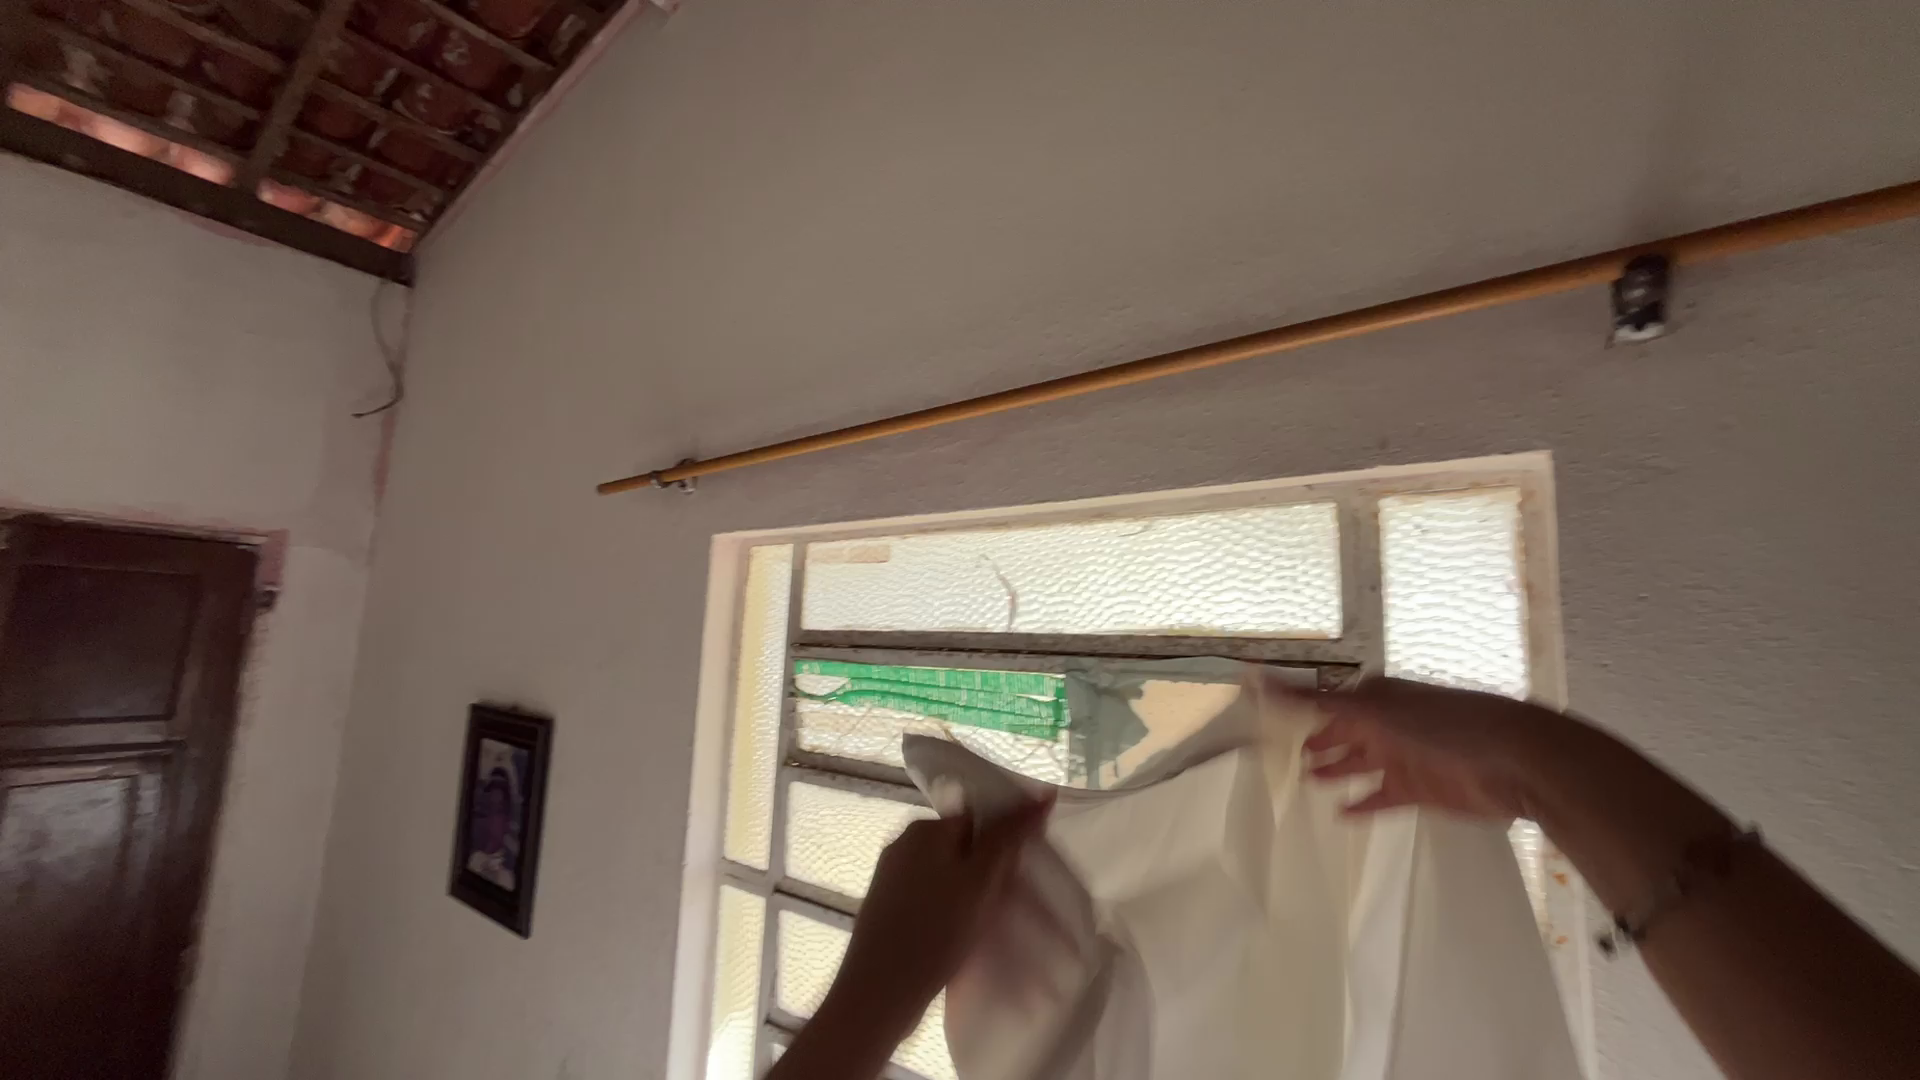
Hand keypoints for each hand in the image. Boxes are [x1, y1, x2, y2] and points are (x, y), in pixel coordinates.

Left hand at [827, 799, 1050, 1037]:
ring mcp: (889, 875)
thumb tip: (1042, 793)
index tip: (1019, 874)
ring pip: (943, 874)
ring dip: (966, 893)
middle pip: (960, 846)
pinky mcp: (884, 908)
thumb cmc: (936, 928)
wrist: (879, 991)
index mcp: (924, 827)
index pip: (977, 818)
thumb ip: (1009, 835)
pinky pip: (926, 897)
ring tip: (981, 925)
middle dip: (985, 871)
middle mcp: (902, 842)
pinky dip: (944, 910)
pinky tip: (954, 936)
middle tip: (1004, 904)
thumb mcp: (981, 879)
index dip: (1003, 842)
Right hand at [1290, 675, 1580, 820]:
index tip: (1277, 719)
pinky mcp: (1421, 792)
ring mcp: (1405, 758)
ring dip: (1339, 772)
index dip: (1306, 710)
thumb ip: (1315, 701)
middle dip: (1322, 742)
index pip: (1331, 702)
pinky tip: (1343, 814)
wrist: (1517, 763)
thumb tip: (1256, 677)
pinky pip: (1383, 799)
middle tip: (1294, 756)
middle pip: (1346, 734)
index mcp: (1376, 698)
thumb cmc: (1440, 725)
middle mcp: (1388, 724)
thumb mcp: (1370, 709)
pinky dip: (1364, 805)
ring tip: (1310, 782)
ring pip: (1362, 765)